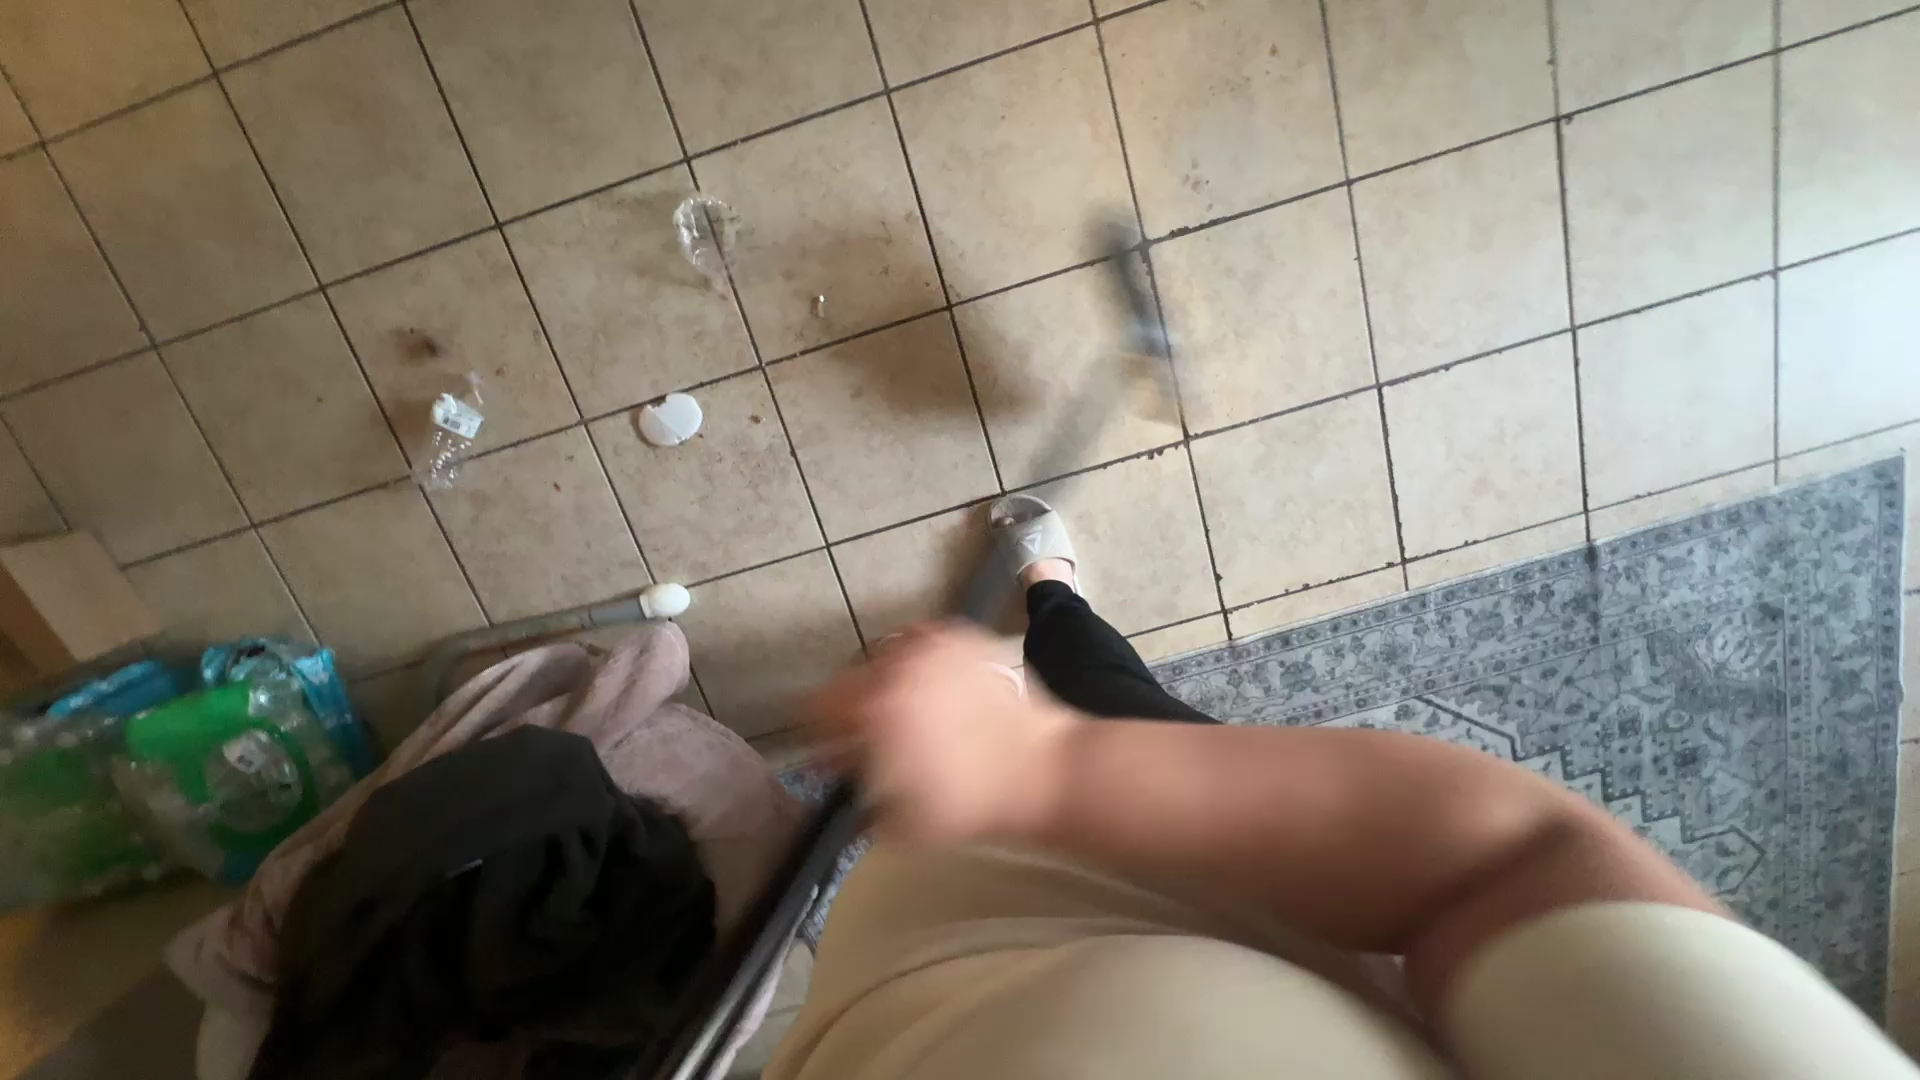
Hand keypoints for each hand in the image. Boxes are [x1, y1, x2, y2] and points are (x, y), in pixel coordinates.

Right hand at [805, 622, 1077, 844]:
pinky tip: (934, 683)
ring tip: (908, 705)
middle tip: (873, 729)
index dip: (821, 728)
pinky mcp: (961, 637)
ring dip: (885, 678)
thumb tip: (845, 789)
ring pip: (885, 654)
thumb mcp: (903, 825)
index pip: (816, 705)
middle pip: (849, 677)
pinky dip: (919, 659)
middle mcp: (895, 669)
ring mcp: (931, 647)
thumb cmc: (972, 804)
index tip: (833, 743)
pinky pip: (922, 640)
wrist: (1042, 771)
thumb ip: (860, 805)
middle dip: (854, 703)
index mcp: (872, 711)